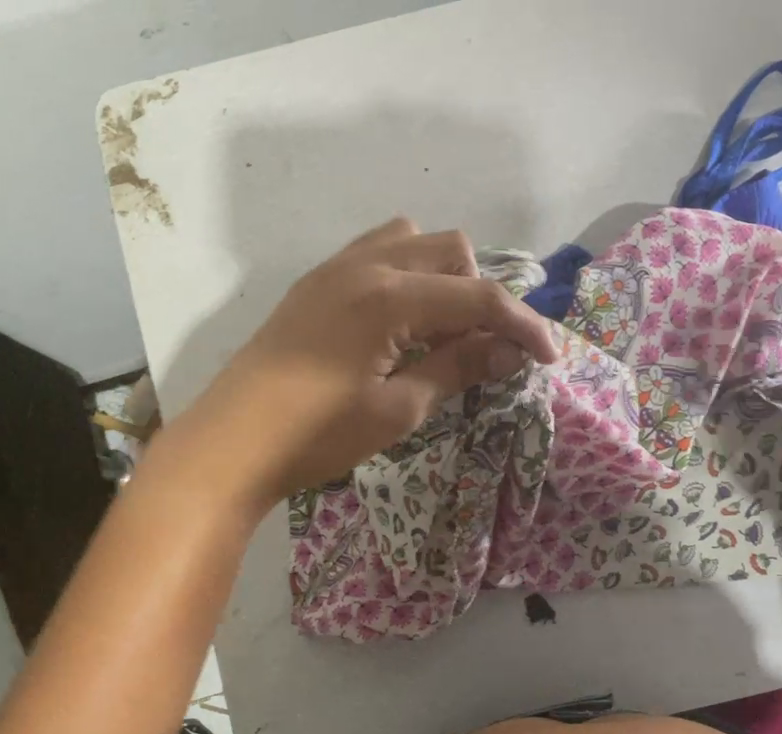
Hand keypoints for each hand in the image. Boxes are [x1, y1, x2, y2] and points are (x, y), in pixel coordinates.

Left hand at [181, 218, 559, 507]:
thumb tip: (509, 352)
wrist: (232, 444)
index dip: (522, 326)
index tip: (549, 358)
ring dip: (443, 277)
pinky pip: (375, 252)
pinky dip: (406, 274)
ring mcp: (334, 269)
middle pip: (452, 251)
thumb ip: (455, 369)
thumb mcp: (396, 411)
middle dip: (482, 295)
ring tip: (441, 332)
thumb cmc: (316, 436)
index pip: (478, 297)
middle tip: (482, 350)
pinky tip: (401, 322)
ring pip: (413, 241)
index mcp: (389, 297)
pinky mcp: (314, 284)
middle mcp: (364, 265)